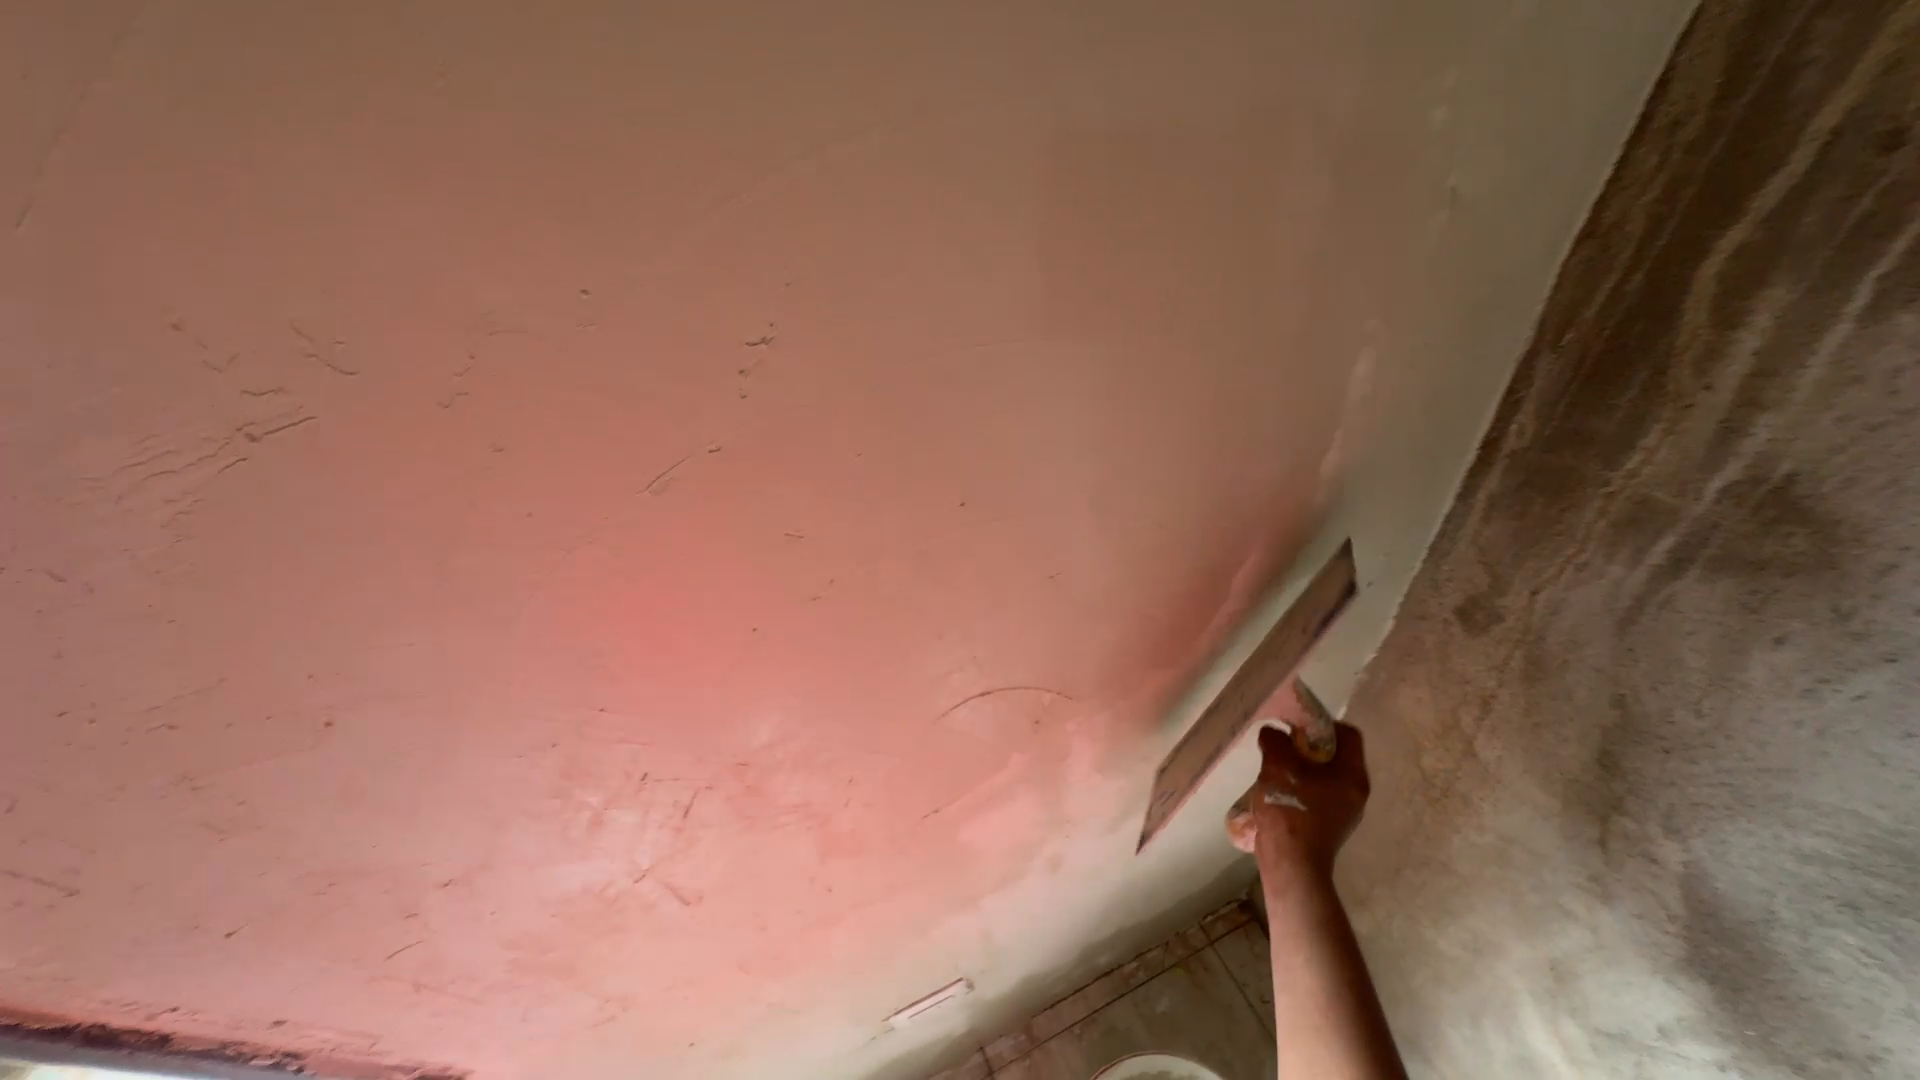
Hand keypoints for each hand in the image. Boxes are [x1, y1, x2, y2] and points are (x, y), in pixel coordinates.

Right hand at [1225, 721, 1368, 876]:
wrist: (1292, 865)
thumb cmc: (1291, 811)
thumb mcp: (1278, 767)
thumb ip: (1276, 742)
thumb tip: (1273, 733)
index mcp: (1353, 776)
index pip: (1348, 735)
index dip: (1323, 724)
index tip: (1296, 726)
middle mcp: (1356, 792)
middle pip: (1336, 756)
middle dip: (1307, 747)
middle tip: (1282, 746)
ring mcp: (1345, 812)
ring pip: (1325, 776)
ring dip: (1301, 768)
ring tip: (1275, 768)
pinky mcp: (1330, 825)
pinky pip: (1319, 795)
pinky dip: (1301, 787)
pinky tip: (1279, 791)